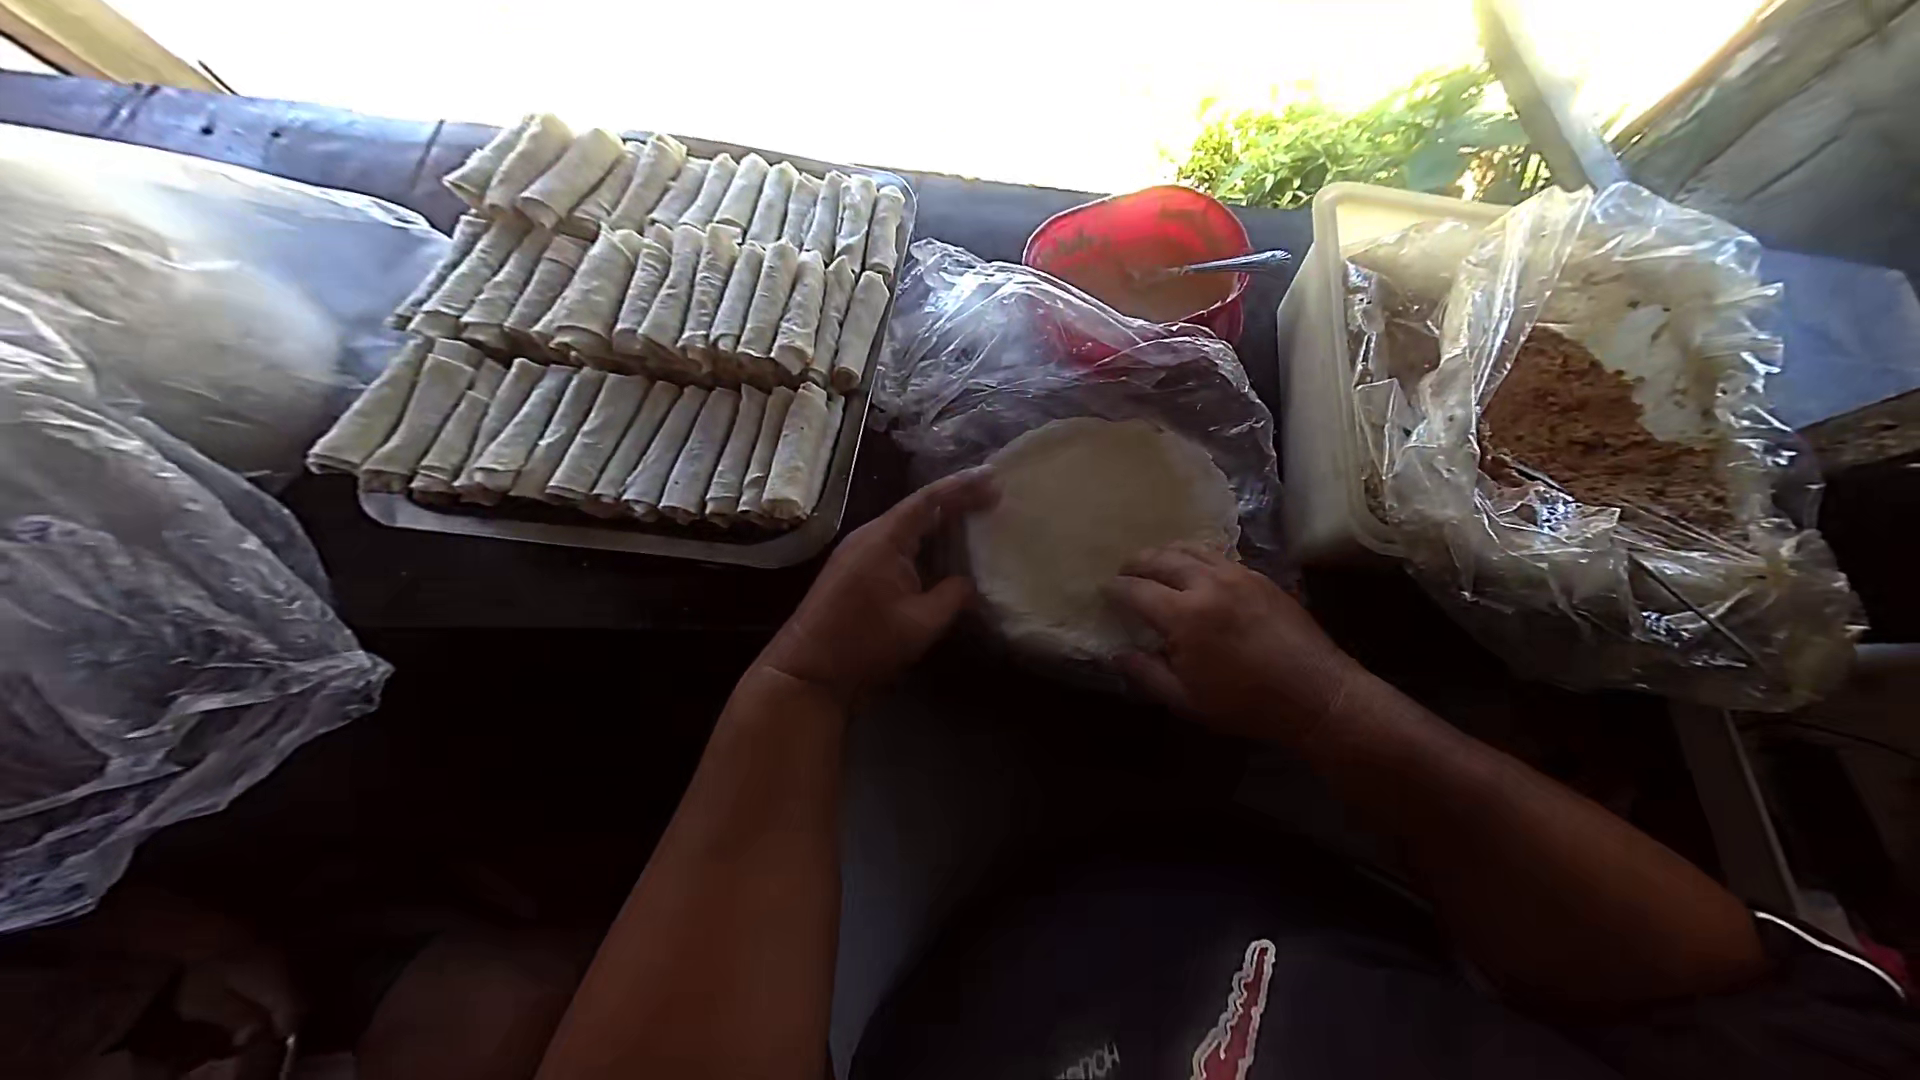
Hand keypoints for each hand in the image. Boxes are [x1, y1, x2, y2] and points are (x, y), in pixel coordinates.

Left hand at [758, 468, 997, 705]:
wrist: (808, 670)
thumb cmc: (864, 643)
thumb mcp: (920, 622)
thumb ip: (952, 597)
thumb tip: (970, 584)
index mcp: (884, 539)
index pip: (928, 501)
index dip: (962, 487)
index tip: (993, 478)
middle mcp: (870, 536)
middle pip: (918, 509)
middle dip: (956, 501)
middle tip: (992, 497)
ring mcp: (859, 552)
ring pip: (907, 527)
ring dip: (940, 523)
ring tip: (975, 518)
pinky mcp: (857, 570)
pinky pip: (897, 545)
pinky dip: (924, 543)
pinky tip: (943, 552)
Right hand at [1106, 542, 1364, 743]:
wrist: (1316, 695)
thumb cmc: (1245, 703)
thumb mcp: (1185, 699)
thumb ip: (1145, 673)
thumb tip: (1116, 654)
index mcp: (1184, 615)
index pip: (1135, 590)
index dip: (1115, 589)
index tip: (1105, 591)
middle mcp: (1207, 584)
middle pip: (1159, 558)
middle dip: (1135, 563)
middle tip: (1124, 571)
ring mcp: (1236, 574)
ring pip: (1189, 548)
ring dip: (1164, 553)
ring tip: (1153, 564)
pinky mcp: (1258, 575)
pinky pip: (1217, 554)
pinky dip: (1195, 556)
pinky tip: (1193, 568)